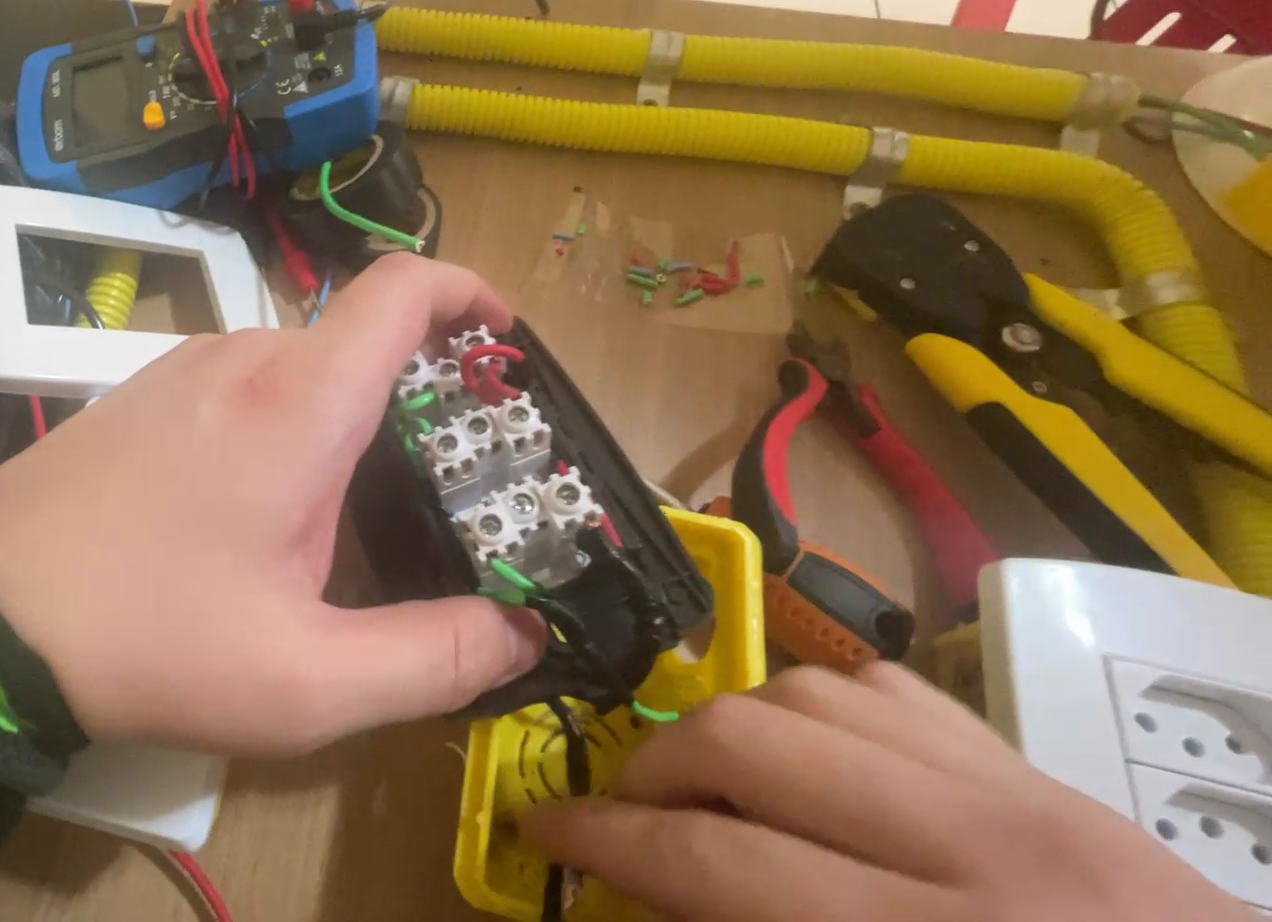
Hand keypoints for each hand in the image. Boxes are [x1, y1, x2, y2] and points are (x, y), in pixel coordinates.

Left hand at [0, 254, 545, 755]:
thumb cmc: (148, 640)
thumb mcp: (306, 681)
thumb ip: (433, 658)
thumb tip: (523, 634)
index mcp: (298, 404)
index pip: (402, 290)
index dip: (468, 292)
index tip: (504, 340)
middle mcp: (244, 358)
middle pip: (362, 340)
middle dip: (421, 392)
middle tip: (449, 477)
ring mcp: (186, 367)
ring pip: (306, 365)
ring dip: (352, 415)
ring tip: (359, 508)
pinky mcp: (147, 392)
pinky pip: (249, 383)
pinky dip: (292, 420)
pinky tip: (269, 504)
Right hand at [522, 662, 1251, 921]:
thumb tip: (652, 898)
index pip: (716, 858)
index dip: (606, 838)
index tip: (545, 828)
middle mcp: (987, 853)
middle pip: (748, 740)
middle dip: (654, 770)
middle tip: (628, 813)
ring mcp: (1026, 794)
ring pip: (807, 691)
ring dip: (727, 729)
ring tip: (711, 782)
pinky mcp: (1042, 771)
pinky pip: (883, 688)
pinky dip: (812, 708)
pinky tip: (802, 755)